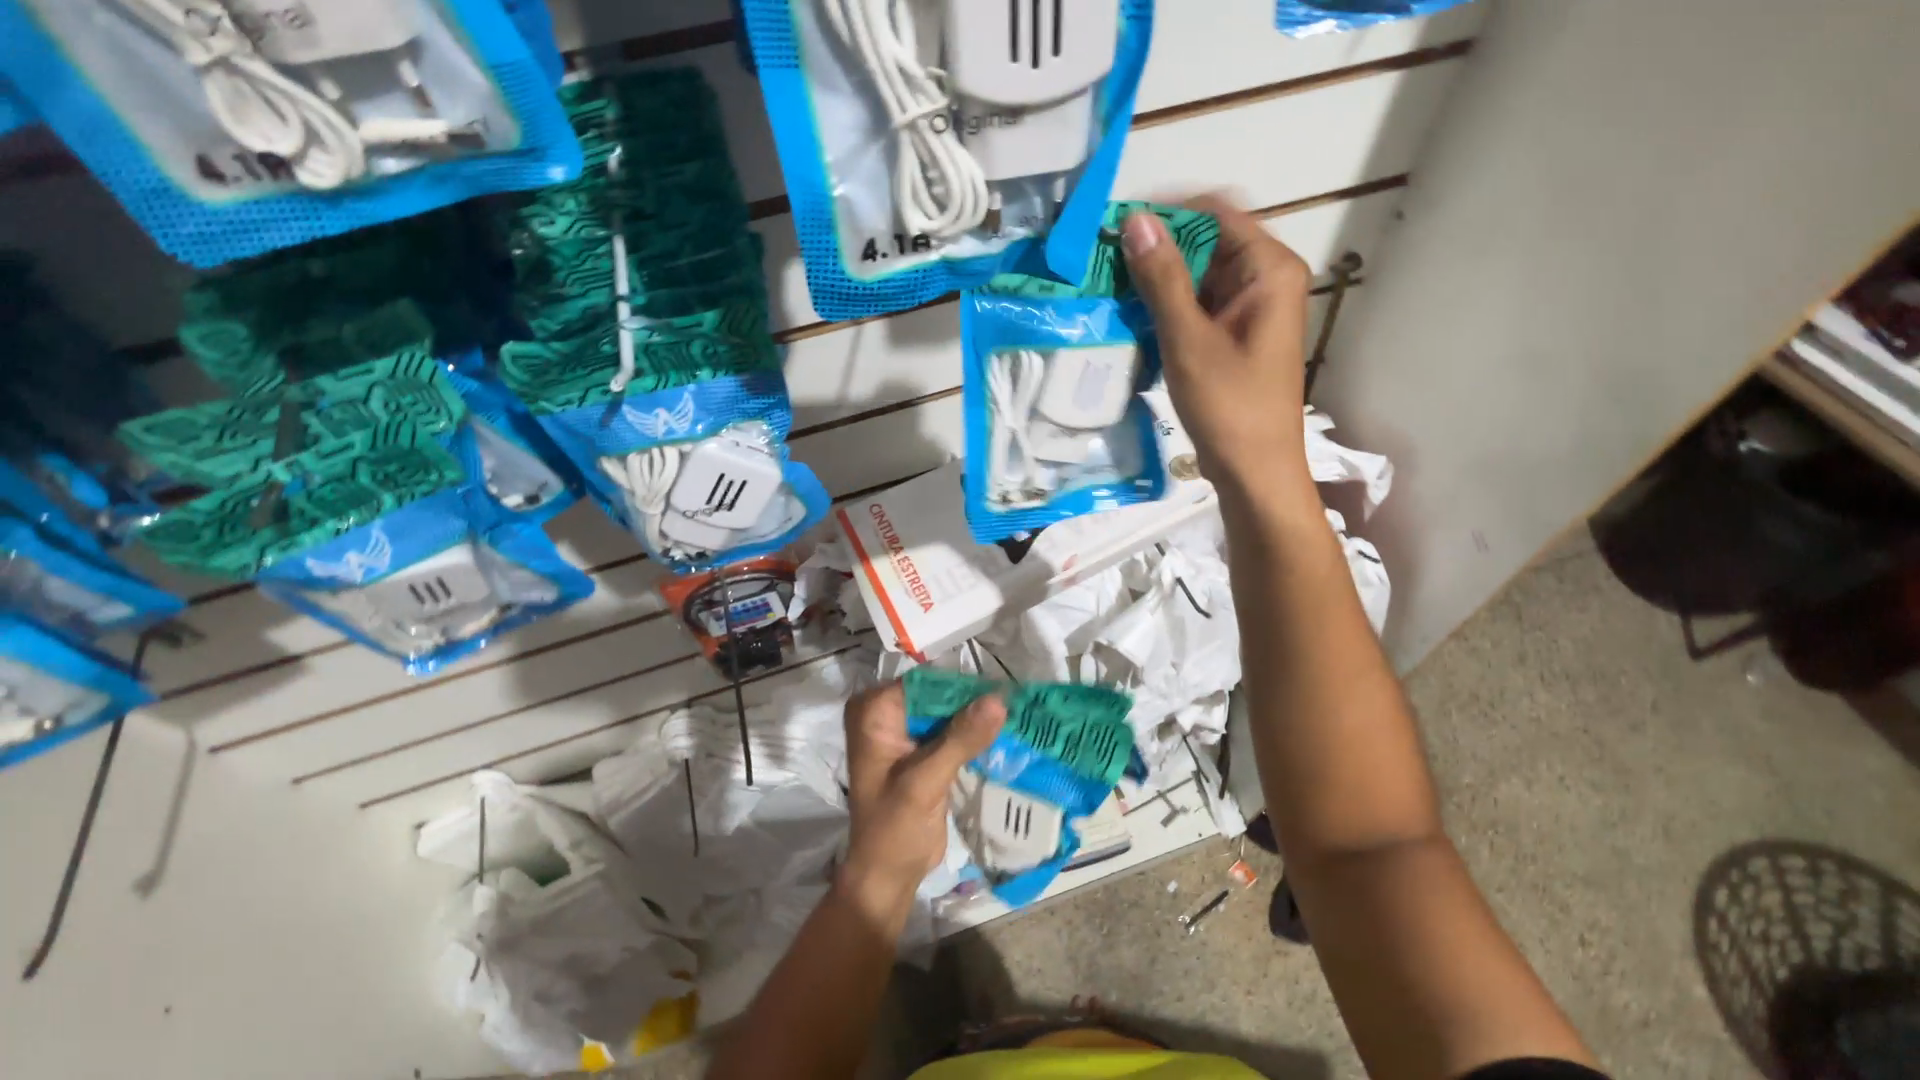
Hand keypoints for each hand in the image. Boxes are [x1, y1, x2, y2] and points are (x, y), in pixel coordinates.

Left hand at [840, 683, 1005, 904]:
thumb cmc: (893, 829)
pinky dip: (975, 736)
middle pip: (939, 694)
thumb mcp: (925, 782)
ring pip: (949, 712)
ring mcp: (905, 733)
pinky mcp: (924, 752)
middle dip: (975, 700)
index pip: (925, 682)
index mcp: (874, 712)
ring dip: (979, 717)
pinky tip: (1007, 733)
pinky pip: (953, 732)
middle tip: (1020, 698)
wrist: (888, 874)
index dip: (963, 684)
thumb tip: (998, 700)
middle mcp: (886, 715)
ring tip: (1021, 711)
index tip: (1005, 686)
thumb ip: (960, 739)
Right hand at [1122, 195, 1315, 499]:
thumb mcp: (1188, 339)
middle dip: (1156, 247)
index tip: (1115, 227)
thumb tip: (1135, 219)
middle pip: (1206, 240)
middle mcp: (1266, 278)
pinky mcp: (1235, 333)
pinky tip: (1131, 316)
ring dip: (1156, 278)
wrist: (1255, 472)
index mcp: (1269, 269)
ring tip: (1108, 286)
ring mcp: (1251, 307)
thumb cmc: (1229, 406)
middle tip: (1103, 259)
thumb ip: (1162, 277)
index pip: (1215, 212)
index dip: (1166, 213)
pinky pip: (1197, 302)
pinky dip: (1166, 304)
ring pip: (1198, 272)